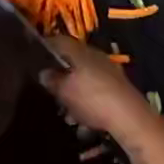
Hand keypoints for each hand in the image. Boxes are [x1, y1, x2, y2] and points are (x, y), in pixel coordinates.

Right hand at [38, 35, 154, 139]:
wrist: (128, 116)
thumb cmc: (91, 98)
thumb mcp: (65, 91)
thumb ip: (52, 80)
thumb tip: (44, 72)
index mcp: (82, 52)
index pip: (60, 41)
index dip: (46, 46)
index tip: (34, 55)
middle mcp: (96, 57)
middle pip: (72, 62)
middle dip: (60, 79)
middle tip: (51, 93)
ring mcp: (108, 71)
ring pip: (83, 80)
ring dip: (73, 96)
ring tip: (68, 115)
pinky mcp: (116, 88)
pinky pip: (95, 92)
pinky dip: (86, 104)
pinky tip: (84, 121)